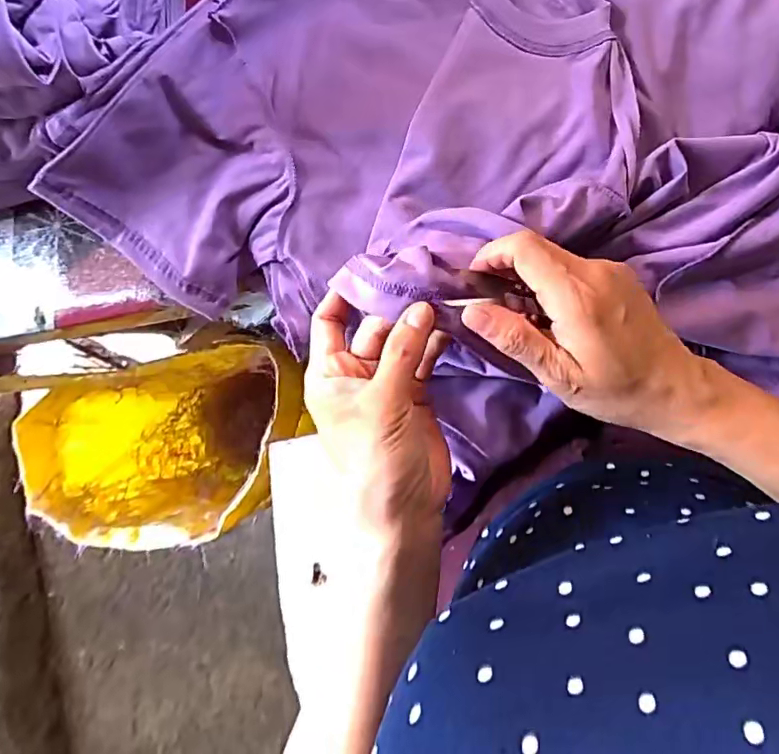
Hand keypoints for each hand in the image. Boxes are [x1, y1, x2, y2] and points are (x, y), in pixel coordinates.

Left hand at [305, 293, 453, 544]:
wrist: (404, 509)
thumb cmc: (375, 457)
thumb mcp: (382, 401)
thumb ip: (402, 352)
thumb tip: (421, 307)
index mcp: (329, 372)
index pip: (329, 321)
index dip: (344, 295)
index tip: (369, 268)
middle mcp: (355, 372)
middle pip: (373, 326)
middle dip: (395, 306)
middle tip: (423, 277)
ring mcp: (386, 382)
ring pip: (401, 341)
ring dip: (418, 323)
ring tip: (441, 296)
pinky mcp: (413, 392)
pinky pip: (421, 358)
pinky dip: (434, 343)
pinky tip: (450, 325)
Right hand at [458, 229, 728, 439]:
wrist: (677, 388)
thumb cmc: (615, 390)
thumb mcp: (559, 375)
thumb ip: (515, 339)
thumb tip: (471, 310)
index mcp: (576, 294)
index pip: (523, 246)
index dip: (491, 254)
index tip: (476, 281)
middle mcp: (593, 270)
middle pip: (534, 246)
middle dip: (505, 267)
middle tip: (494, 304)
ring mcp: (608, 268)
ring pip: (551, 255)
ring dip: (527, 276)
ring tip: (524, 315)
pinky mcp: (616, 272)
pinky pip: (569, 264)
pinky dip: (549, 279)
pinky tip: (552, 313)